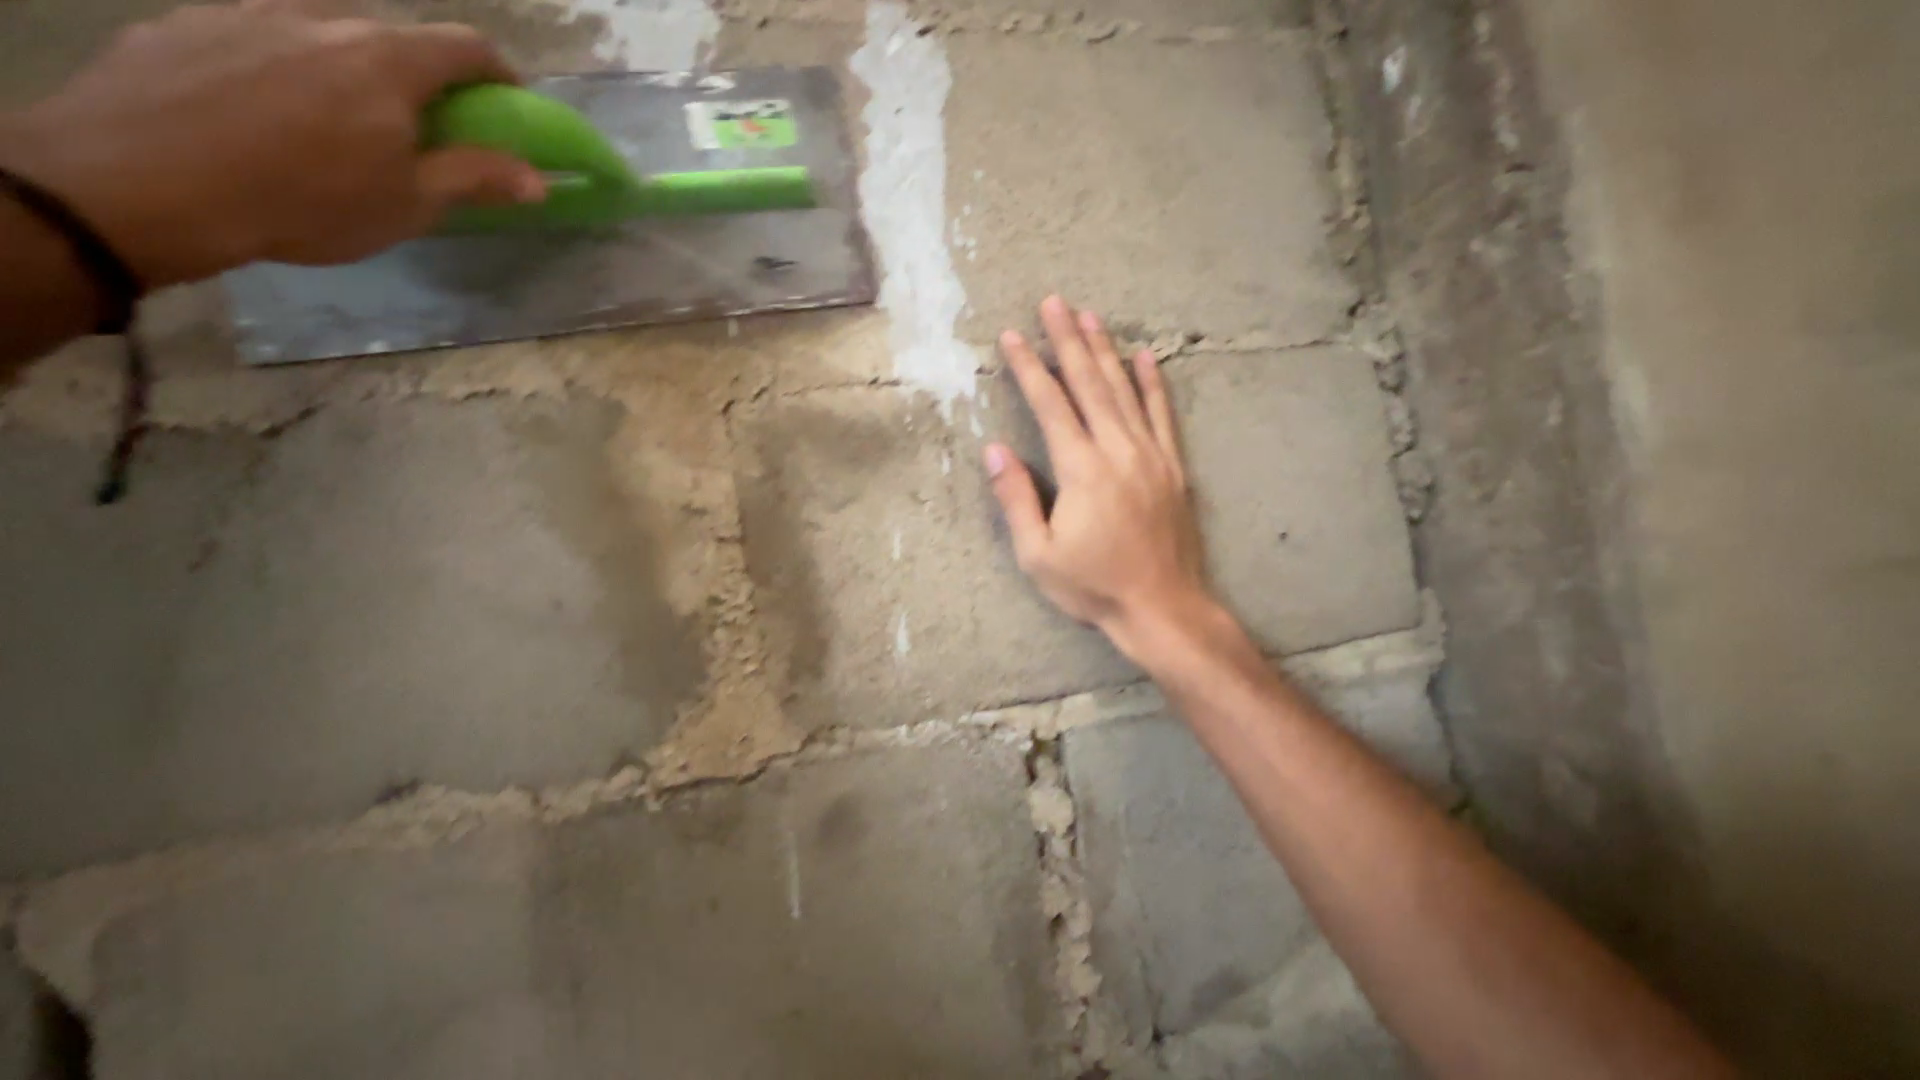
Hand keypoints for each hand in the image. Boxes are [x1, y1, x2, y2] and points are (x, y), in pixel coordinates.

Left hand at [0, 0, 543, 289]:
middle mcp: (323, 16)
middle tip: (414, 124)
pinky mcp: (188, 21)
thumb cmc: (303, 202)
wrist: (144, 182)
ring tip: (331, 117)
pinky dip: (280, 63)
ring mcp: (248, 10)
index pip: (465, 46)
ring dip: (346, 64)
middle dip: (417, 74)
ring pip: (321, 28)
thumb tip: (537, 177)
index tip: (505, 101)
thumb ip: (475, 179)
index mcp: (387, 61)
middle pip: (392, 35)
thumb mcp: (407, 204)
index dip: (497, 73)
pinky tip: (261, 110)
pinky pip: (256, 34)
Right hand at [986, 295, 1217, 656]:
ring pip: (1125, 391)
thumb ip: (1016, 498)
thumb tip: (994, 450)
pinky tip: (1146, 358)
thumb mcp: (1038, 554)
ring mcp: (1151, 455)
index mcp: (1080, 469)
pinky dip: (1154, 384)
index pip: (1051, 404)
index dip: (1029, 367)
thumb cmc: (1093, 586)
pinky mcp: (1173, 467)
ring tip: (1090, 316)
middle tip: (1054, 303)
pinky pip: (1162, 415)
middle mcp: (1117, 450)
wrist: (1162, 607)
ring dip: (1106, 351)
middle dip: (1068, 341)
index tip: (1011, 336)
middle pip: (1089, 384)